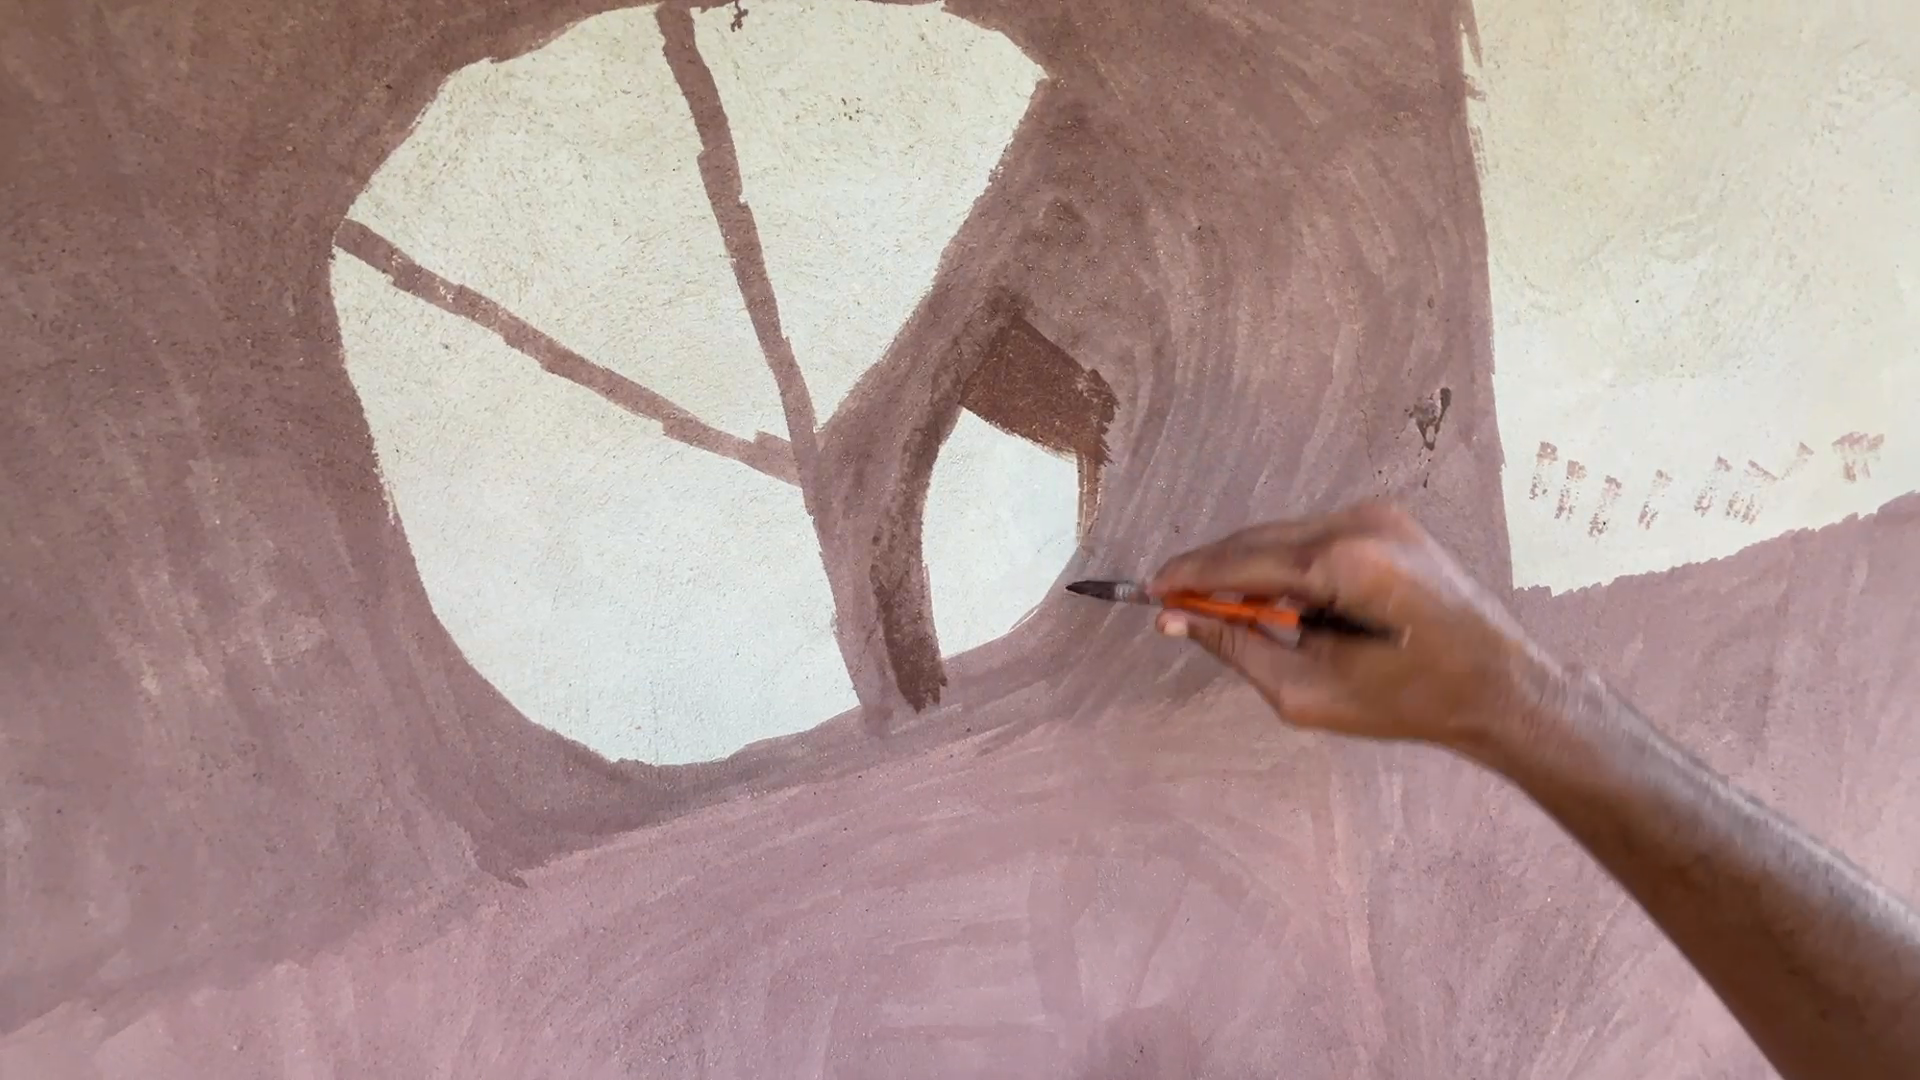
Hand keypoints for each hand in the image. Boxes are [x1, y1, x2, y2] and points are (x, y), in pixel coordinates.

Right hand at [1148, 501, 1564, 752]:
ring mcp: (1374, 513)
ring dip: (1244, 568)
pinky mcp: (1384, 518)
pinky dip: (1278, 562)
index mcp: (1343, 564)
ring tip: (1220, 605)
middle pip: (1254, 540)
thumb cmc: (1406, 704)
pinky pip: (1306, 536)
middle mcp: (1357, 521)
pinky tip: (1270, 594)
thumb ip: (1235, 647)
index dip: (1188, 575)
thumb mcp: (1305, 692)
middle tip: (1173, 599)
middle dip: (1210, 570)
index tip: (1149, 590)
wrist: (1504, 688)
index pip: (1240, 561)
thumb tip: (1174, 619)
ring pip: (1278, 535)